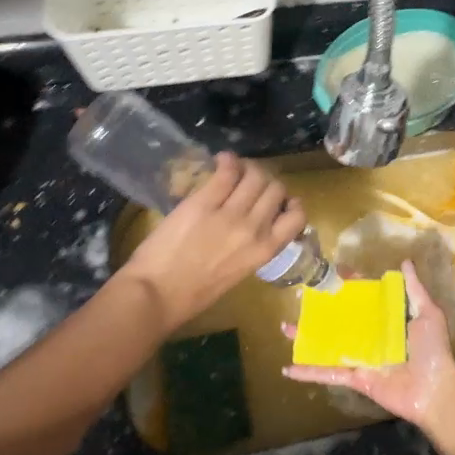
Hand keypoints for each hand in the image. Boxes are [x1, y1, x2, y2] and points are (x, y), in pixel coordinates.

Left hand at [115, 152, 305, 332]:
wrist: (157, 294)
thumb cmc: (195, 294)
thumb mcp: (237, 273)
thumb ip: (251, 247)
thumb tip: (253, 222)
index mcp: (265, 251)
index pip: (297, 216)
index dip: (289, 204)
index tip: (277, 202)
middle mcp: (254, 228)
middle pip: (276, 189)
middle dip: (267, 183)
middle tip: (250, 183)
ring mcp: (229, 213)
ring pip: (255, 176)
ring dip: (248, 168)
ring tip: (235, 169)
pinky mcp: (203, 202)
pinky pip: (226, 173)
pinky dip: (227, 161)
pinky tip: (221, 160)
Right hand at [282, 260, 454, 429]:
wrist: (434, 390)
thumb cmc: (433, 350)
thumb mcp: (428, 314)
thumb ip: (415, 289)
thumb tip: (405, 262)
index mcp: (388, 320)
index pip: (365, 299)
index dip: (350, 286)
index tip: (333, 273)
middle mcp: (372, 336)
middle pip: (341, 320)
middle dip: (321, 310)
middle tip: (300, 297)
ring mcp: (361, 357)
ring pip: (328, 344)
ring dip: (306, 338)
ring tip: (284, 328)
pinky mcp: (354, 378)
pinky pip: (328, 373)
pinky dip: (308, 372)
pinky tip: (288, 368)